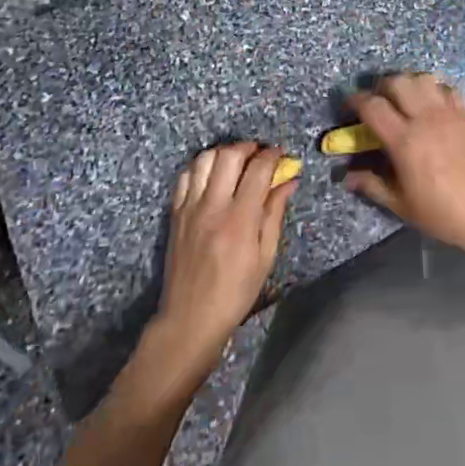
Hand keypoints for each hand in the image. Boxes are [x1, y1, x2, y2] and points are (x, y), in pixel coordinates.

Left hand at [150, 143, 297, 376]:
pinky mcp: (175, 212)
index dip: (272, 156)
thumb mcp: (265, 256)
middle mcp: (212, 206)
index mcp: (239, 219)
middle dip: (248, 148)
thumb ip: (274, 213)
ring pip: (204, 159)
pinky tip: (212, 175)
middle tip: (260, 154)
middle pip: (229, 155)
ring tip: (236, 161)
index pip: (258, 170)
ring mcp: (189, 207)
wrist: (190, 317)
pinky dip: (200, 167)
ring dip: (224, 153)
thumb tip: (289, 180)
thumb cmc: (236, 292)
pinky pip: (185, 176)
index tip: (281, 155)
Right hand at [344, 73, 464, 255]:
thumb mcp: (401, 204)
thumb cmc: (442, 213)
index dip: (355, 101)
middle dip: (381, 86)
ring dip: (408, 83)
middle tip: (377, 103)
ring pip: (423, 78)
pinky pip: (447, 89)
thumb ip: (372, 185)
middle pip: (397, 81)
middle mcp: (425, 119)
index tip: (348, 108)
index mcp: (405, 141)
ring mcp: (448, 114)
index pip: (373, 106)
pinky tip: (430, 106)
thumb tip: (347, 177)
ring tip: (403, 100)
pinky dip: (434, 90)